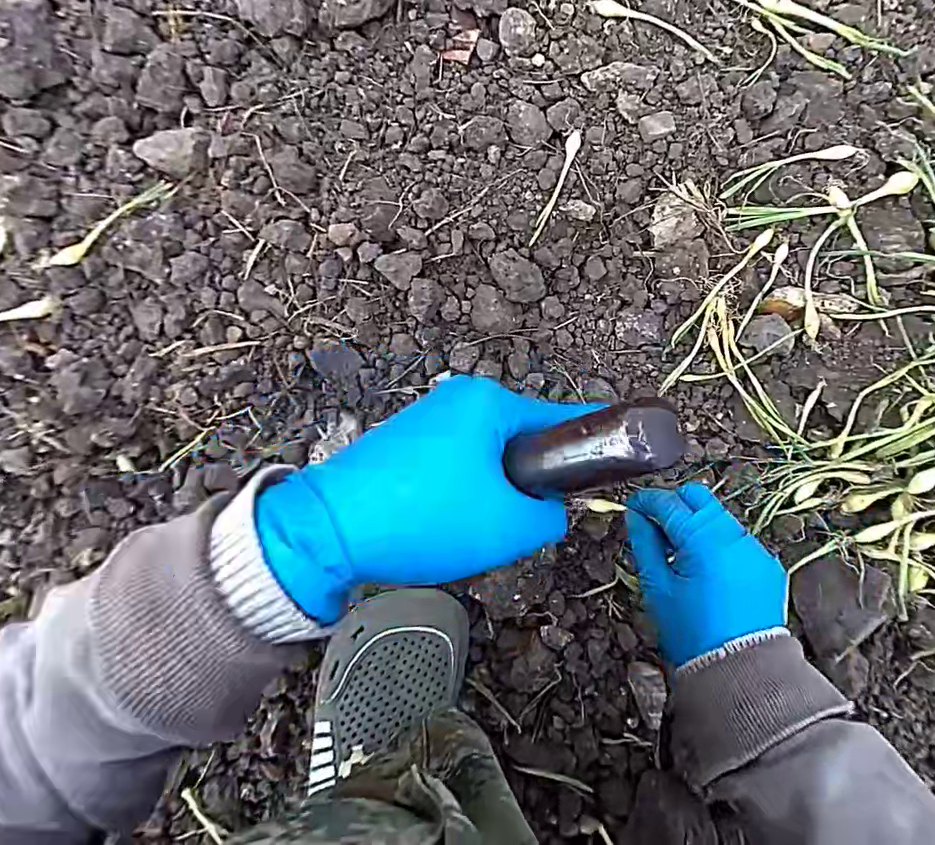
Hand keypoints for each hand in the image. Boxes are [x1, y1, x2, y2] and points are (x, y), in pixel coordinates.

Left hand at [256, 376, 602, 621]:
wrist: (322, 534)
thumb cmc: (424, 518)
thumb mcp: (507, 527)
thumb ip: (550, 517)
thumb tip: (551, 511)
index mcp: (489, 401)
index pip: (560, 420)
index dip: (588, 446)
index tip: (611, 461)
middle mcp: (459, 399)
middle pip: (522, 442)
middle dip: (529, 482)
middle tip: (525, 519)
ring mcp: (428, 418)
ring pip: (489, 457)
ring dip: (495, 491)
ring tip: (479, 527)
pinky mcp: (405, 443)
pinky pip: (457, 464)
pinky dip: (464, 491)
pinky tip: (448, 522)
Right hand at [625, 482, 786, 666]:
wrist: (742, 671)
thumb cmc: (694, 635)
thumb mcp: (659, 588)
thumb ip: (646, 544)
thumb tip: (636, 516)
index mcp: (703, 538)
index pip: (669, 502)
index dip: (647, 500)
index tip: (634, 505)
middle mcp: (733, 534)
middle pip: (698, 496)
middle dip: (675, 504)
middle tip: (657, 526)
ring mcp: (754, 546)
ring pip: (719, 516)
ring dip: (698, 524)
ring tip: (682, 554)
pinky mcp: (768, 562)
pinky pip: (738, 539)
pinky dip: (720, 544)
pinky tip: (709, 571)